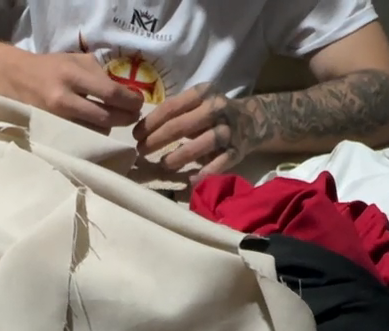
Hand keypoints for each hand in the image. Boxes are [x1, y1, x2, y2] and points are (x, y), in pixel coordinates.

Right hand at [0, 51, 144, 131]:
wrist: (15, 80)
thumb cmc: (49, 69)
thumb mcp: (74, 60)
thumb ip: (98, 74)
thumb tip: (123, 93)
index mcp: (72, 75)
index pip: (110, 93)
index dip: (129, 102)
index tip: (139, 104)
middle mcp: (65, 100)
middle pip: (106, 117)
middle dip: (125, 118)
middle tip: (133, 117)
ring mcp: (58, 121)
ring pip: (96, 132)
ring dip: (109, 127)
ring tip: (112, 120)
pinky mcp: (54, 135)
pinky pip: (83, 140)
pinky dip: (94, 136)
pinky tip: (97, 130)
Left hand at [132, 82, 255, 174]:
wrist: (252, 122)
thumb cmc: (214, 116)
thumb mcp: (197, 105)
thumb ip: (176, 113)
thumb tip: (144, 130)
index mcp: (202, 93)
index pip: (171, 107)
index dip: (151, 122)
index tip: (136, 135)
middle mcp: (216, 108)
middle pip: (181, 125)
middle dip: (157, 139)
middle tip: (141, 152)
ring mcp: (227, 130)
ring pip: (200, 143)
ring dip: (178, 156)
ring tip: (163, 165)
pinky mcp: (236, 151)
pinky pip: (219, 164)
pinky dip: (204, 173)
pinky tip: (190, 180)